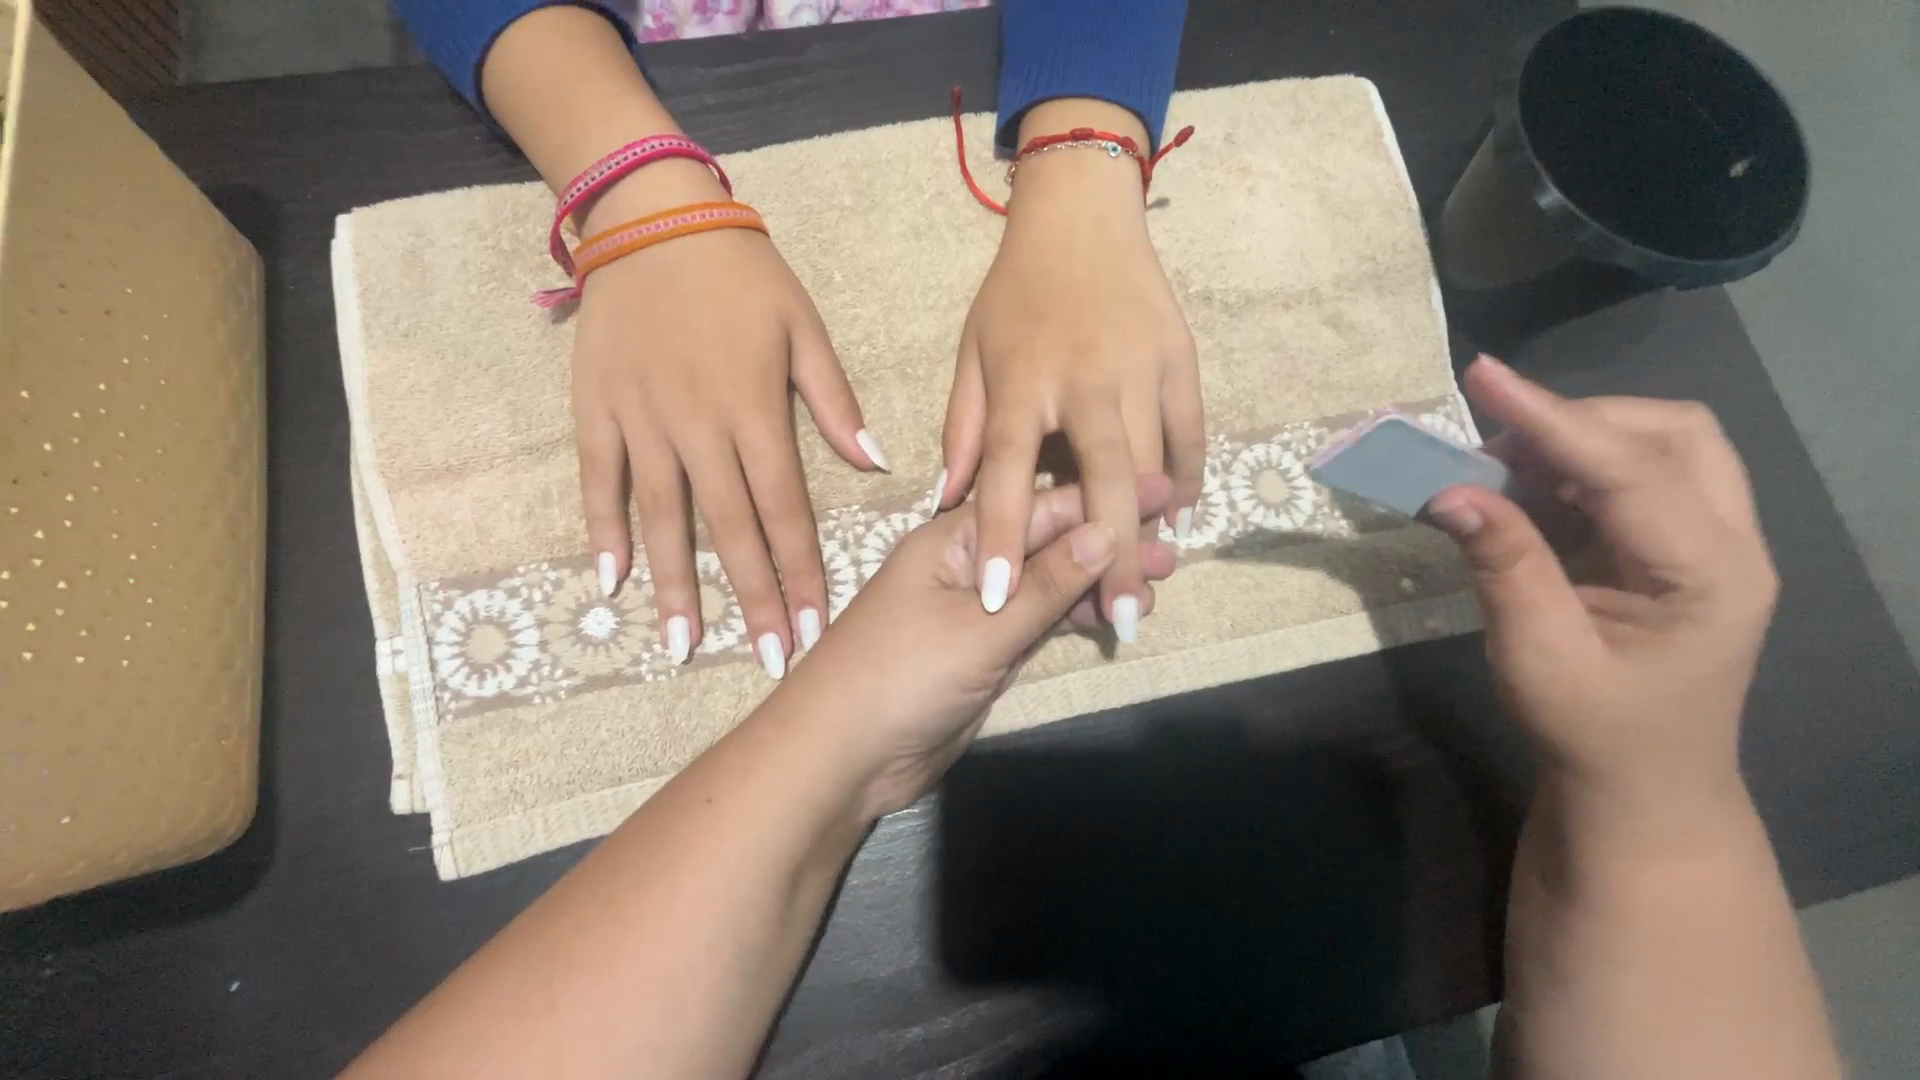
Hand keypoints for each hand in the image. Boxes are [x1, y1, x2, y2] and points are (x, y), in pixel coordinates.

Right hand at [570, 168, 882, 679]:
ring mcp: (642, 423)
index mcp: (757, 413)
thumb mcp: (805, 328)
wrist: (653, 219)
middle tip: (765, 658)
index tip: (813, 627)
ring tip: (682, 645)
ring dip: (675, 585)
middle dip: (753, 598)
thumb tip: (878, 462)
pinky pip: (599, 481)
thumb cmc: (743, 276)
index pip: (786, 511)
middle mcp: (700, 430)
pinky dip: (603, 531)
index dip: (802, 572)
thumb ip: (837, 402)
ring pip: (664, 518)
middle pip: (731, 530)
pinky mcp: (596, 412)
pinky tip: (611, 582)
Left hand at [779, 475, 1179, 817]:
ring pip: (1048, 586)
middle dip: (1108, 546)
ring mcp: (978, 610)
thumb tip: (1108, 529)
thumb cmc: (901, 675)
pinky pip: (1038, 623)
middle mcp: (971, 564)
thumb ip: (1046, 583)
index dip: (1100, 501)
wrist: (843, 755)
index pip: (1039, 507)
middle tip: (1171, 549)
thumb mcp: (980, 626)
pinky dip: (1073, 619)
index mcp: (958, 538)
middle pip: (1048, 544)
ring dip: (1096, 585)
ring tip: (1156, 585)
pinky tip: (1111, 617)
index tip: (1159, 491)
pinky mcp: (983, 652)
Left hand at [941, 99, 1202, 643]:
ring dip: (1151, 527)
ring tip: (1146, 582)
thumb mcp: (973, 354)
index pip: (1008, 471)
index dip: (1003, 537)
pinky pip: (1191, 433)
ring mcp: (1140, 367)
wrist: (1081, 216)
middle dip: (1111, 557)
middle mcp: (1083, 379)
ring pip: (1153, 465)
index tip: (999, 601)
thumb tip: (951, 499)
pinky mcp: (1182, 358)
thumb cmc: (1016, 294)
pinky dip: (1189, 478)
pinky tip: (1179, 515)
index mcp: (1021, 381)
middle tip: (1120, 621)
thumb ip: (965, 429)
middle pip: (1104, 481)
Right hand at [1425, 357, 1776, 802]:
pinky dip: (1569, 471)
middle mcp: (1727, 543)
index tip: (1483, 377)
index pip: (1630, 470)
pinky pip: (1629, 479)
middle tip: (1492, 442)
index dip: (1551, 418)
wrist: (1638, 783)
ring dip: (1574, 442)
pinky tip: (1522, 496)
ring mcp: (1706, 544)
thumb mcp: (1536, 653)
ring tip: (1499, 470)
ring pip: (1659, 447)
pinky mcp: (1671, 549)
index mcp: (1710, 574)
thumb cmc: (1591, 729)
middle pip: (1673, 434)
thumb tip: (1449, 492)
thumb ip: (1503, 563)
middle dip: (1578, 420)